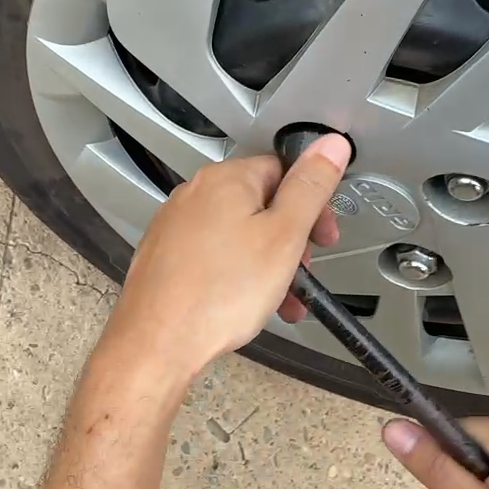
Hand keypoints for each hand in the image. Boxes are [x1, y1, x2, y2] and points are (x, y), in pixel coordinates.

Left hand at [102, 135, 350, 378]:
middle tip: (301, 272)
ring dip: (266, 266)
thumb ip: (310, 188)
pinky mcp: (166, 258)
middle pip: (259, 206)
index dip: (311, 205)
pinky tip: (244, 305)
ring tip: (279, 300)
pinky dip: (235, 276)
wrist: (157, 342)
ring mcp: (175, 227)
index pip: (282, 171)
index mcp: (224, 180)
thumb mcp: (284, 237)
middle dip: (288, 241)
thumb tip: (330, 147)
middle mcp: (193, 196)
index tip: (322, 235)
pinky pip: (213, 258)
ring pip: (237, 237)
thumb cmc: (214, 295)